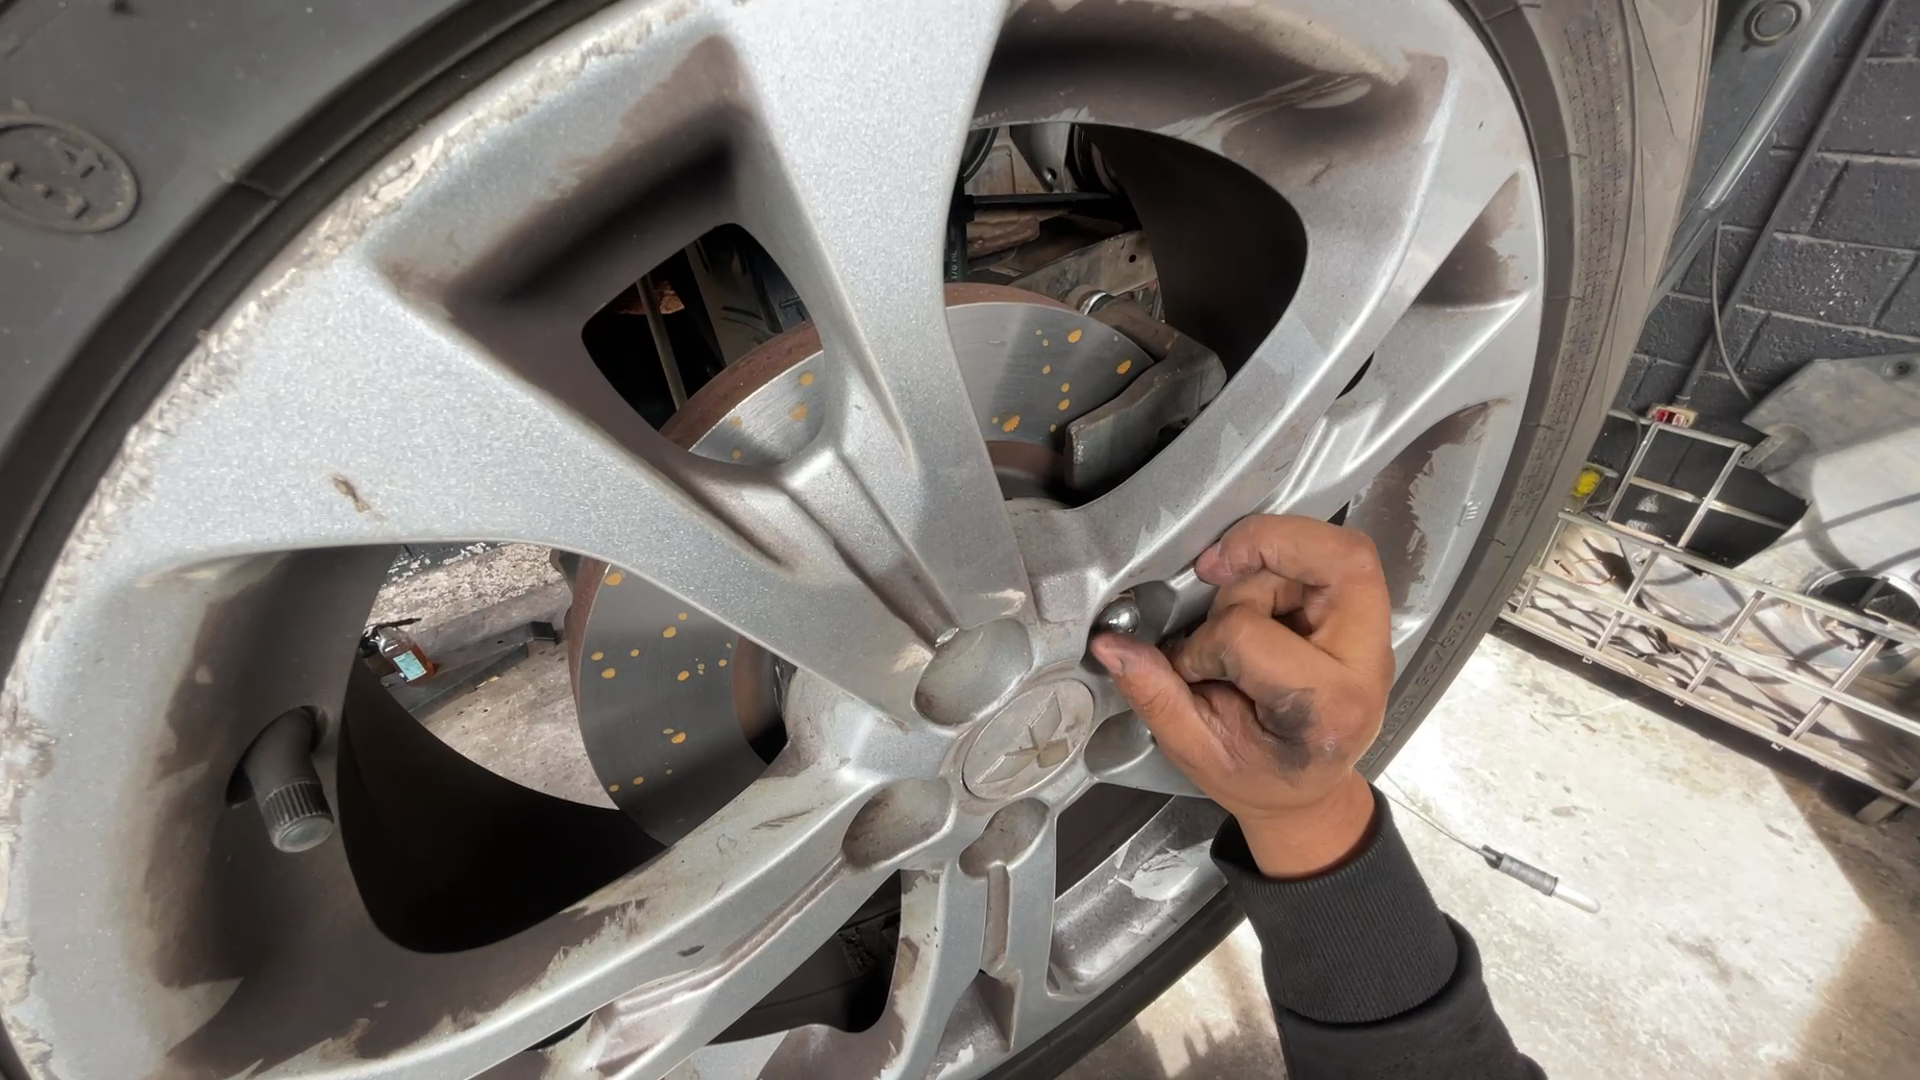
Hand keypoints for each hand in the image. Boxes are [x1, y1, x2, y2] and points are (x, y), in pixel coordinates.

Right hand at [1090, 515, 1396, 877]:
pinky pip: (1330, 561)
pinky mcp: (1363, 619)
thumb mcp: (1194, 748)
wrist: (1307, 795)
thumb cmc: (1254, 776)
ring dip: (1266, 565)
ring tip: (1236, 611)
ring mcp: (1372, 637)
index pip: (1250, 636)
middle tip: (1212, 568)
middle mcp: (1365, 663)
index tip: (1192, 670)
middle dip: (1265, 543)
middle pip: (1342, 560)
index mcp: (1325, 708)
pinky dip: (1282, 562)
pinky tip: (1253, 595)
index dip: (1204, 645)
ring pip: (1330, 553)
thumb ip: (1153, 693)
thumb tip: (1108, 643)